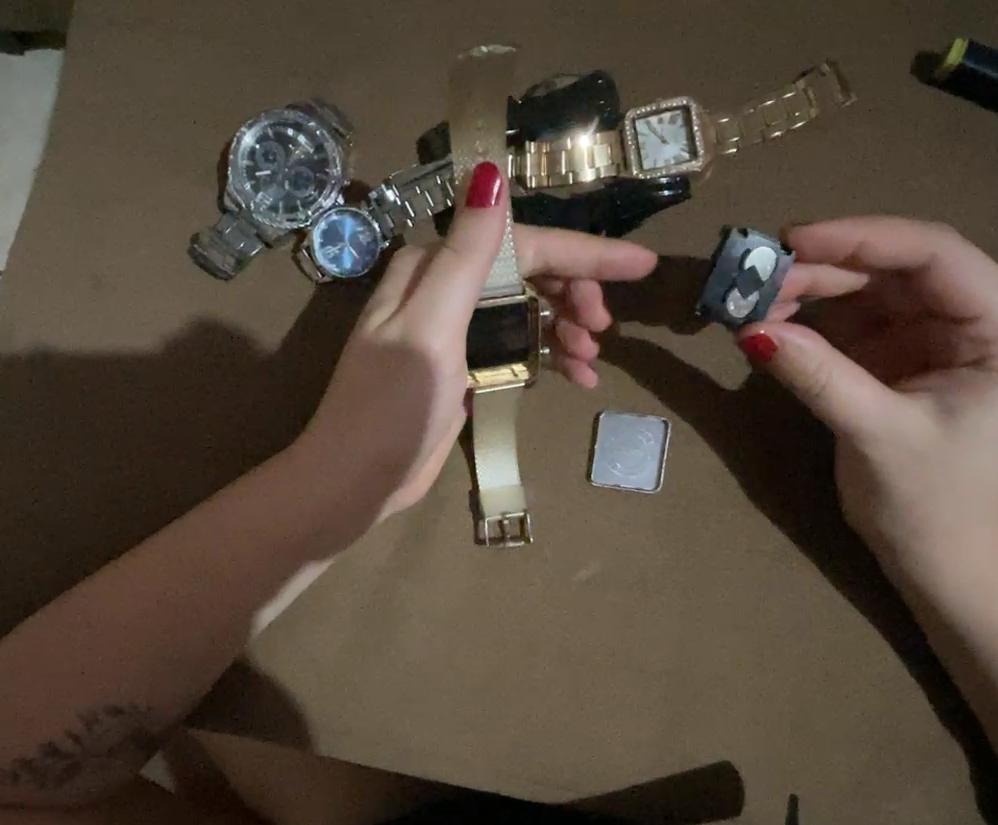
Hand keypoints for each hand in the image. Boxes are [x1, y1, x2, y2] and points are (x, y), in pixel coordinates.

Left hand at [294, 162, 657, 518]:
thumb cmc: (392, 405)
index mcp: (432, 269)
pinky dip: (548, 360)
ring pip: (526, 315)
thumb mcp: (430, 326)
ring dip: (565, 331)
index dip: (582, 253)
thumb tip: (491, 174)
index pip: (522, 245)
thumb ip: (465, 255)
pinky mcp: (461, 373)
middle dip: (574, 294)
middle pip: (527, 276)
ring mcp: (453, 334)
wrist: (356, 479)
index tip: (640, 267)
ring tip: (593, 360)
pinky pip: (517, 352)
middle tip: (605, 328)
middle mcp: (443, 292)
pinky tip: (577, 380)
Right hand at [736, 217, 997, 568]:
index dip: (864, 239)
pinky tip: (774, 319)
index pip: (937, 256)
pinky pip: (853, 319)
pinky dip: (812, 317)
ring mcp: (935, 335)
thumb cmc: (928, 500)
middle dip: (828, 268)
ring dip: (814, 289)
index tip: (795, 241)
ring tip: (757, 300)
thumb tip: (750, 330)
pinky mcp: (899, 355)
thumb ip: (819, 376)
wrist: (935, 553)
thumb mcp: (874, 434)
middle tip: (759, 277)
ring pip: (871, 288)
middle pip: (899, 267)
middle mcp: (976, 319)